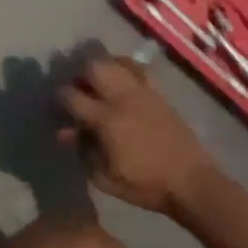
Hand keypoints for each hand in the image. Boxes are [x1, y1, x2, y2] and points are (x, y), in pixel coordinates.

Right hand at [56, 52, 222, 215]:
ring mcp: (143, 93)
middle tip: (75, 88)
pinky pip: (137, 70)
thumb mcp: (103, 178)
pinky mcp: (159, 95)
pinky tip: (119, 83)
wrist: (192, 182)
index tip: (54, 106)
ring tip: (96, 82)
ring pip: (116, 62)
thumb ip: (83, 150)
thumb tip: (69, 132)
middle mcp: (123, 98)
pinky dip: (123, 69)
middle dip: (78, 73)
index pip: (71, 96)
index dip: (58, 98)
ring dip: (101, 67)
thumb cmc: (145, 184)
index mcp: (106, 119)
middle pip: (94, 66)